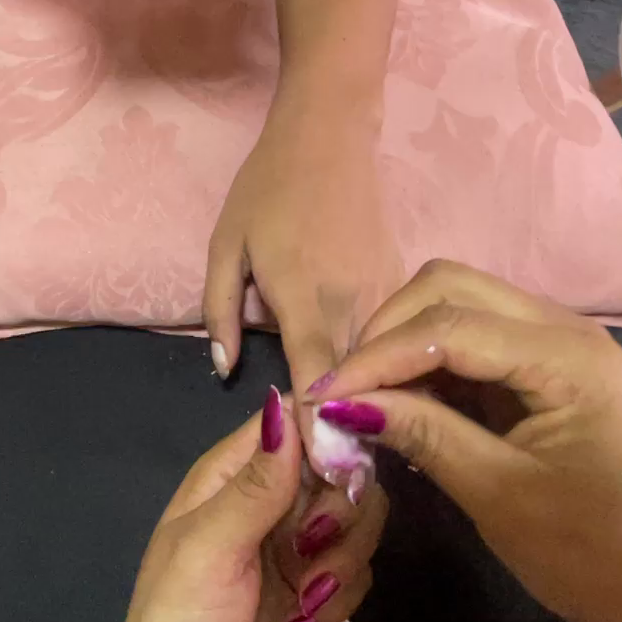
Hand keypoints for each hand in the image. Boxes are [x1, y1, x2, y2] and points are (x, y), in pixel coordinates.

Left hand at [105, 388, 384, 621]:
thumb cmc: (177, 619)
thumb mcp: (209, 549)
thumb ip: (254, 487)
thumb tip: (285, 408)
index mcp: (230, 474)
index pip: (291, 421)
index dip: (325, 434)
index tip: (338, 472)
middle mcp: (267, 497)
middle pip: (338, 468)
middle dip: (340, 511)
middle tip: (311, 549)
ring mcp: (293, 541)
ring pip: (357, 519)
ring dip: (343, 560)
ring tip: (305, 595)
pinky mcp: (314, 583)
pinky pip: (358, 568)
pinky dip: (341, 596)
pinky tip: (305, 621)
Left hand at [204, 105, 403, 450]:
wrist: (329, 133)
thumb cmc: (267, 190)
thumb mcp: (225, 248)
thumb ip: (220, 314)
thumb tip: (223, 373)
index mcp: (307, 300)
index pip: (318, 384)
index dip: (319, 434)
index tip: (319, 481)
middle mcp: (356, 305)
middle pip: (360, 387)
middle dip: (350, 435)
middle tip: (336, 488)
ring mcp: (386, 294)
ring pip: (384, 368)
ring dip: (373, 410)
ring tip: (355, 456)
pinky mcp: (401, 283)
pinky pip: (396, 342)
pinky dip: (388, 373)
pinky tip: (378, 400)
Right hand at [303, 260, 621, 621]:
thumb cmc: (592, 556)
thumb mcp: (498, 495)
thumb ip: (421, 433)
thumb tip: (337, 404)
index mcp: (570, 359)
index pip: (449, 328)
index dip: (376, 358)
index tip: (320, 398)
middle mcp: (564, 329)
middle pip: (448, 288)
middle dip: (386, 333)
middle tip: (346, 392)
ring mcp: (552, 342)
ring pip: (453, 302)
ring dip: (401, 341)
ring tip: (366, 395)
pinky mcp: (537, 364)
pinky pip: (466, 335)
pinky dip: (423, 359)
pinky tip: (400, 398)